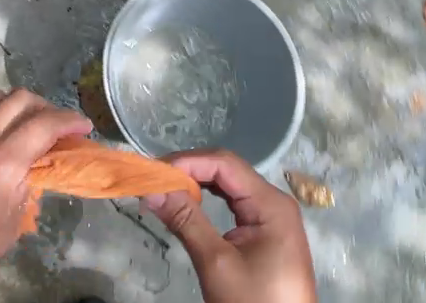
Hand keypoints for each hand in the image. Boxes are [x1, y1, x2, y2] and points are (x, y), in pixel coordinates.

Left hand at [0, 88, 91, 302]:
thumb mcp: (5, 228)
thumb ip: (25, 191)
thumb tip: (33, 169)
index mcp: (1, 161)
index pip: (45, 124)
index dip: (70, 121)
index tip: (84, 126)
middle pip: (22, 98)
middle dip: (46, 107)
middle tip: (56, 126)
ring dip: (16, 104)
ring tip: (23, 123)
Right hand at [142, 149, 316, 302]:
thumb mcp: (216, 264)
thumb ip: (185, 220)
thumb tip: (150, 189)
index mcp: (271, 203)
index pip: (224, 164)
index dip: (188, 162)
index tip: (155, 172)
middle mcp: (274, 202)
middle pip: (227, 171)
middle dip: (190, 171)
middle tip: (156, 181)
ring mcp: (272, 217)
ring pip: (229, 186)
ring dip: (197, 184)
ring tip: (166, 189)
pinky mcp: (266, 233)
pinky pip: (234, 204)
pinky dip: (209, 200)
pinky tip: (189, 203)